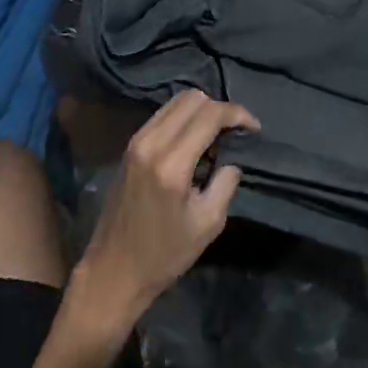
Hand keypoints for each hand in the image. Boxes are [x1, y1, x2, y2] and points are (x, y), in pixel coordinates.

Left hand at [74, 90, 258, 322]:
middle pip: (193, 99)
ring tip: (217, 134)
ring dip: (201, 109)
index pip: (209, 115)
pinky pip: (163, 114)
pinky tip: (195, 139)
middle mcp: (151, 142)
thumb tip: (232, 158)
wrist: (113, 269)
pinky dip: (184, 116)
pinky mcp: (130, 145)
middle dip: (220, 108)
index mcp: (172, 164)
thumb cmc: (163, 254)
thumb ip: (225, 183)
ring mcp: (137, 140)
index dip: (237, 114)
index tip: (254, 128)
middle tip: (236, 131)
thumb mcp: (207, 224)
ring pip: (176, 101)